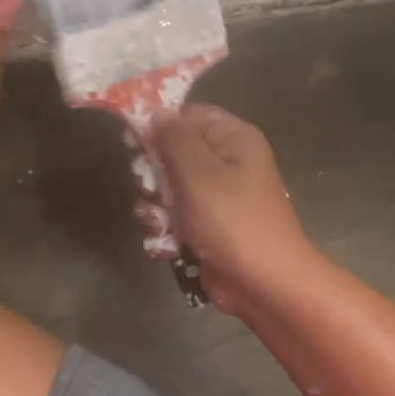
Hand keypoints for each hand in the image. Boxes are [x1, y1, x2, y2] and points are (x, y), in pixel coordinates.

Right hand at [153, 104, 330, 315]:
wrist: (261, 282)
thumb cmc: (233, 221)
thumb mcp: (199, 174)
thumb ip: (173, 140)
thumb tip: (156, 113)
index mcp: (231, 140)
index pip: (187, 117)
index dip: (159, 128)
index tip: (134, 144)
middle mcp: (223, 165)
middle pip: (170, 158)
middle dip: (152, 179)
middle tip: (152, 194)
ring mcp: (212, 201)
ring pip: (165, 195)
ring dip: (154, 214)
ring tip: (161, 229)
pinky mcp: (203, 232)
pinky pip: (172, 224)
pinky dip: (164, 236)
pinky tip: (167, 250)